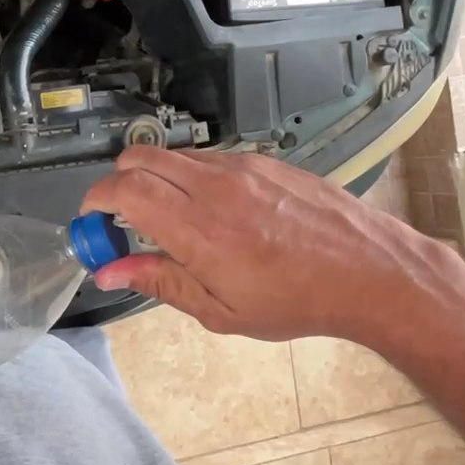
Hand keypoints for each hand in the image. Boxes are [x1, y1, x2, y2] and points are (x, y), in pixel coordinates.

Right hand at [80, 147, 459, 347]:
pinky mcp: (262, 160)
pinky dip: (192, 176)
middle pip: (139, 157)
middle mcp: (213, 187)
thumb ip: (159, 282)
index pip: (125, 189)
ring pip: (173, 154)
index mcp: (197, 229)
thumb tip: (108, 271)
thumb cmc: (295, 301)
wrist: (370, 271)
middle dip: (118, 180)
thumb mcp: (220, 310)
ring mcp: (240, 167)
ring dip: (156, 178)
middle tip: (125, 215)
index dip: (97, 198)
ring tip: (174, 217)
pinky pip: (208, 158)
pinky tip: (216, 210)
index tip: (94, 217)